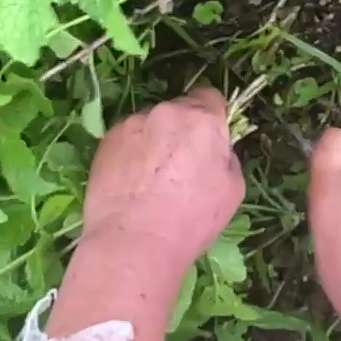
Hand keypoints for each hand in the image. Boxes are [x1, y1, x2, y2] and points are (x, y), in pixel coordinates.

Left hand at [47, 88, 243, 340]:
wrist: (134, 243)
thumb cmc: (190, 220)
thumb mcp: (232, 189)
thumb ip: (225, 156)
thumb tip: (213, 149)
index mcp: (202, 119)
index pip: (210, 97)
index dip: (211, 118)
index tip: (207, 140)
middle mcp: (166, 111)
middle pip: (178, 111)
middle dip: (180, 131)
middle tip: (178, 167)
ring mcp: (133, 123)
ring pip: (150, 124)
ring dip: (154, 141)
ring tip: (149, 181)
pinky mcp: (107, 139)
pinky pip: (127, 138)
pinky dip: (131, 153)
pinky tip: (130, 183)